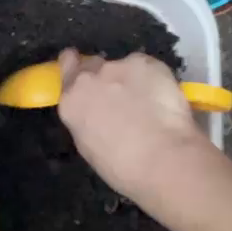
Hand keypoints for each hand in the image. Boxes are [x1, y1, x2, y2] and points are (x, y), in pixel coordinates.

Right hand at [57, 49, 212, 199]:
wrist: (163, 158)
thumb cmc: (124, 168)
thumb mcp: (90, 148)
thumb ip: (87, 120)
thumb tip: (96, 113)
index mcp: (72, 102)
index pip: (67, 66)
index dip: (75, 66)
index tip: (84, 72)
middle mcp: (91, 77)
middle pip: (93, 63)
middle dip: (104, 76)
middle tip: (121, 96)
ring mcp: (119, 66)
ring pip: (124, 67)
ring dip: (132, 80)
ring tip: (151, 104)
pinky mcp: (146, 62)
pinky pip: (147, 67)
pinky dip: (154, 79)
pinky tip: (164, 99)